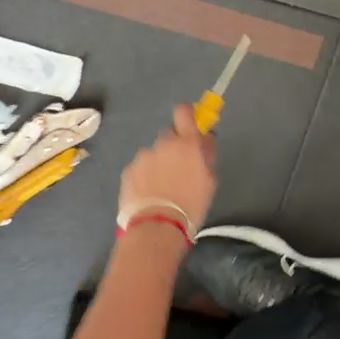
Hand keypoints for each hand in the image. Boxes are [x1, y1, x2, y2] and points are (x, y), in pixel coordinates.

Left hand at [118, 104, 216, 229]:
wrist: (156, 227)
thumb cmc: (191, 204)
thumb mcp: (210, 179)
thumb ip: (207, 153)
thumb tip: (205, 137)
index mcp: (187, 143)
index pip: (184, 111)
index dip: (187, 113)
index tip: (190, 124)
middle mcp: (164, 143)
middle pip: (169, 135)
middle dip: (174, 146)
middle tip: (178, 168)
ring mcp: (143, 156)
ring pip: (154, 153)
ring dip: (159, 163)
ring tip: (161, 187)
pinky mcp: (128, 170)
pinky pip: (140, 167)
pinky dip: (145, 176)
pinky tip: (149, 194)